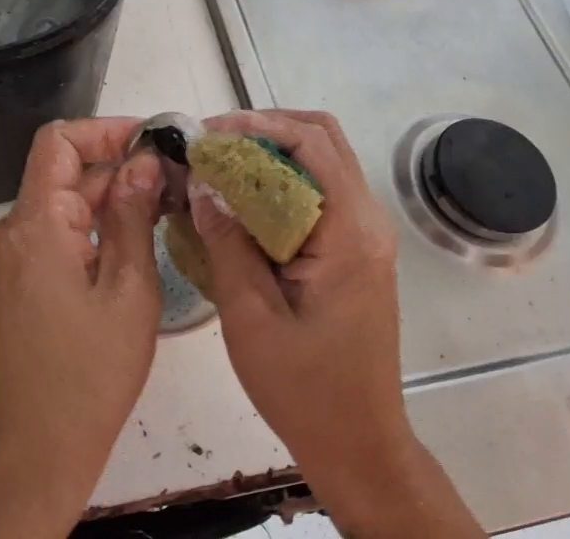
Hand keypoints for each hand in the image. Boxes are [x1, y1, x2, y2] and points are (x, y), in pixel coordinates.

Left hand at [0, 116, 163, 538]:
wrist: (42, 443)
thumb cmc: (92, 370)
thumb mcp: (129, 288)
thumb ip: (133, 216)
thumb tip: (144, 161)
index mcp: (35, 223)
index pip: (57, 142)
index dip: (104, 131)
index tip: (152, 142)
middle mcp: (16, 230)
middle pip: (65, 172)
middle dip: (119, 167)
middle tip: (177, 178)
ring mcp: (15, 256)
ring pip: (65, 202)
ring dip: (111, 197)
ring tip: (167, 206)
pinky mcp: (23, 279)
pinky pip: (60, 232)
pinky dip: (96, 226)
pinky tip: (138, 239)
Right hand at [190, 110, 481, 538]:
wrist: (359, 444)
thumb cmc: (304, 388)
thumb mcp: (249, 316)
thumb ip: (226, 242)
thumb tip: (202, 185)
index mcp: (349, 233)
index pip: (312, 144)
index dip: (257, 126)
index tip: (206, 135)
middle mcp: (367, 222)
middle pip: (323, 139)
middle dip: (264, 130)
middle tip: (210, 145)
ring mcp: (366, 236)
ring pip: (322, 162)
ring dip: (271, 153)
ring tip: (218, 165)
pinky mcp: (356, 251)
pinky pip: (319, 193)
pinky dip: (280, 181)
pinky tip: (240, 199)